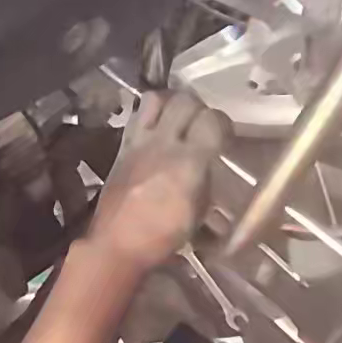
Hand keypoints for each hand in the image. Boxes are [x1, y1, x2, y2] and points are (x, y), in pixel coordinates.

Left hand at [87, 91, 229, 271]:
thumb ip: (207, 182)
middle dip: (200, 108)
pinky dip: (150, 113)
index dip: (223, 124)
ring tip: (178, 117)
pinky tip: (157, 128)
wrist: (116, 244)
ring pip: (157, 98)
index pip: (213, 120)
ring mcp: (139, 141)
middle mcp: (164, 143)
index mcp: (189, 162)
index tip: (225, 137)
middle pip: (186, 100)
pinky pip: (137, 115)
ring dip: (172, 102)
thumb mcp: (198, 213)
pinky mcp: (122, 146)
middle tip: (202, 125)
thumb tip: (210, 167)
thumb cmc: (162, 236)